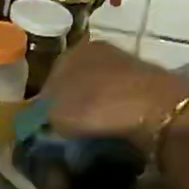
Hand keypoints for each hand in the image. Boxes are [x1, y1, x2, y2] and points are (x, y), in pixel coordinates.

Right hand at [41, 41, 188, 143]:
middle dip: (71, 108)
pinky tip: (113, 132)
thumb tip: (31, 123)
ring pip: (99, 92)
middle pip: (76, 84)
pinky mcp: (148, 82)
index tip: (44, 131)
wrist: (156, 111)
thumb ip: (37, 117)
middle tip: (66, 136)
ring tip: (90, 137)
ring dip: (94, 113)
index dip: (43, 108)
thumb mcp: (53, 116)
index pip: (48, 81)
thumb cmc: (96, 107)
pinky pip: (120, 102)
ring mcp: (127, 64)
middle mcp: (99, 50)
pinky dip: (115, 116)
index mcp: (71, 52)